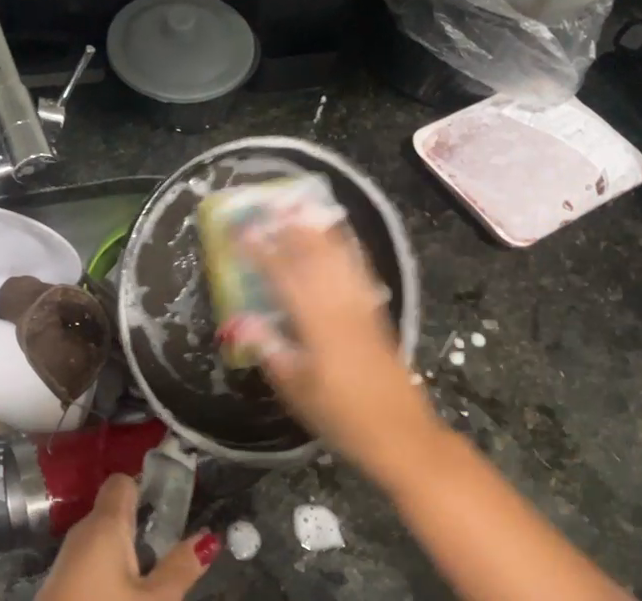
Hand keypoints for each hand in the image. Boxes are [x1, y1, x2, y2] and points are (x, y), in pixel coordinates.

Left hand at [35, 474, 218, 600]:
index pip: (122, 482)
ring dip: (130, 550)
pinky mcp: (63, 581)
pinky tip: (128, 591)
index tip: (172, 506)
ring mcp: (69, 557)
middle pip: (116, 512)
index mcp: (104, 524)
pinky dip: (113, 568)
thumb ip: (180, 569)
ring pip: (105, 539)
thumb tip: (208, 537)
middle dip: (144, 524)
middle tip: (174, 543)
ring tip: (157, 569)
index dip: (147, 488)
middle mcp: (83, 532)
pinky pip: (94, 560)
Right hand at [228, 223, 437, 478]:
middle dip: (289, 228)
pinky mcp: (376, 313)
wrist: (402, 435)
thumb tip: (238, 319)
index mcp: (316, 323)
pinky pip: (358, 268)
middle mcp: (340, 305)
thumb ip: (269, 350)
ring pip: (337, 256)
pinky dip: (346, 245)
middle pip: (313, 256)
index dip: (260, 250)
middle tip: (268, 205)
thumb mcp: (297, 390)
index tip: (240, 229)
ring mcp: (362, 306)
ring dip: (316, 229)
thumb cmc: (342, 417)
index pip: (283, 275)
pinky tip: (340, 234)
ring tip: (300, 206)